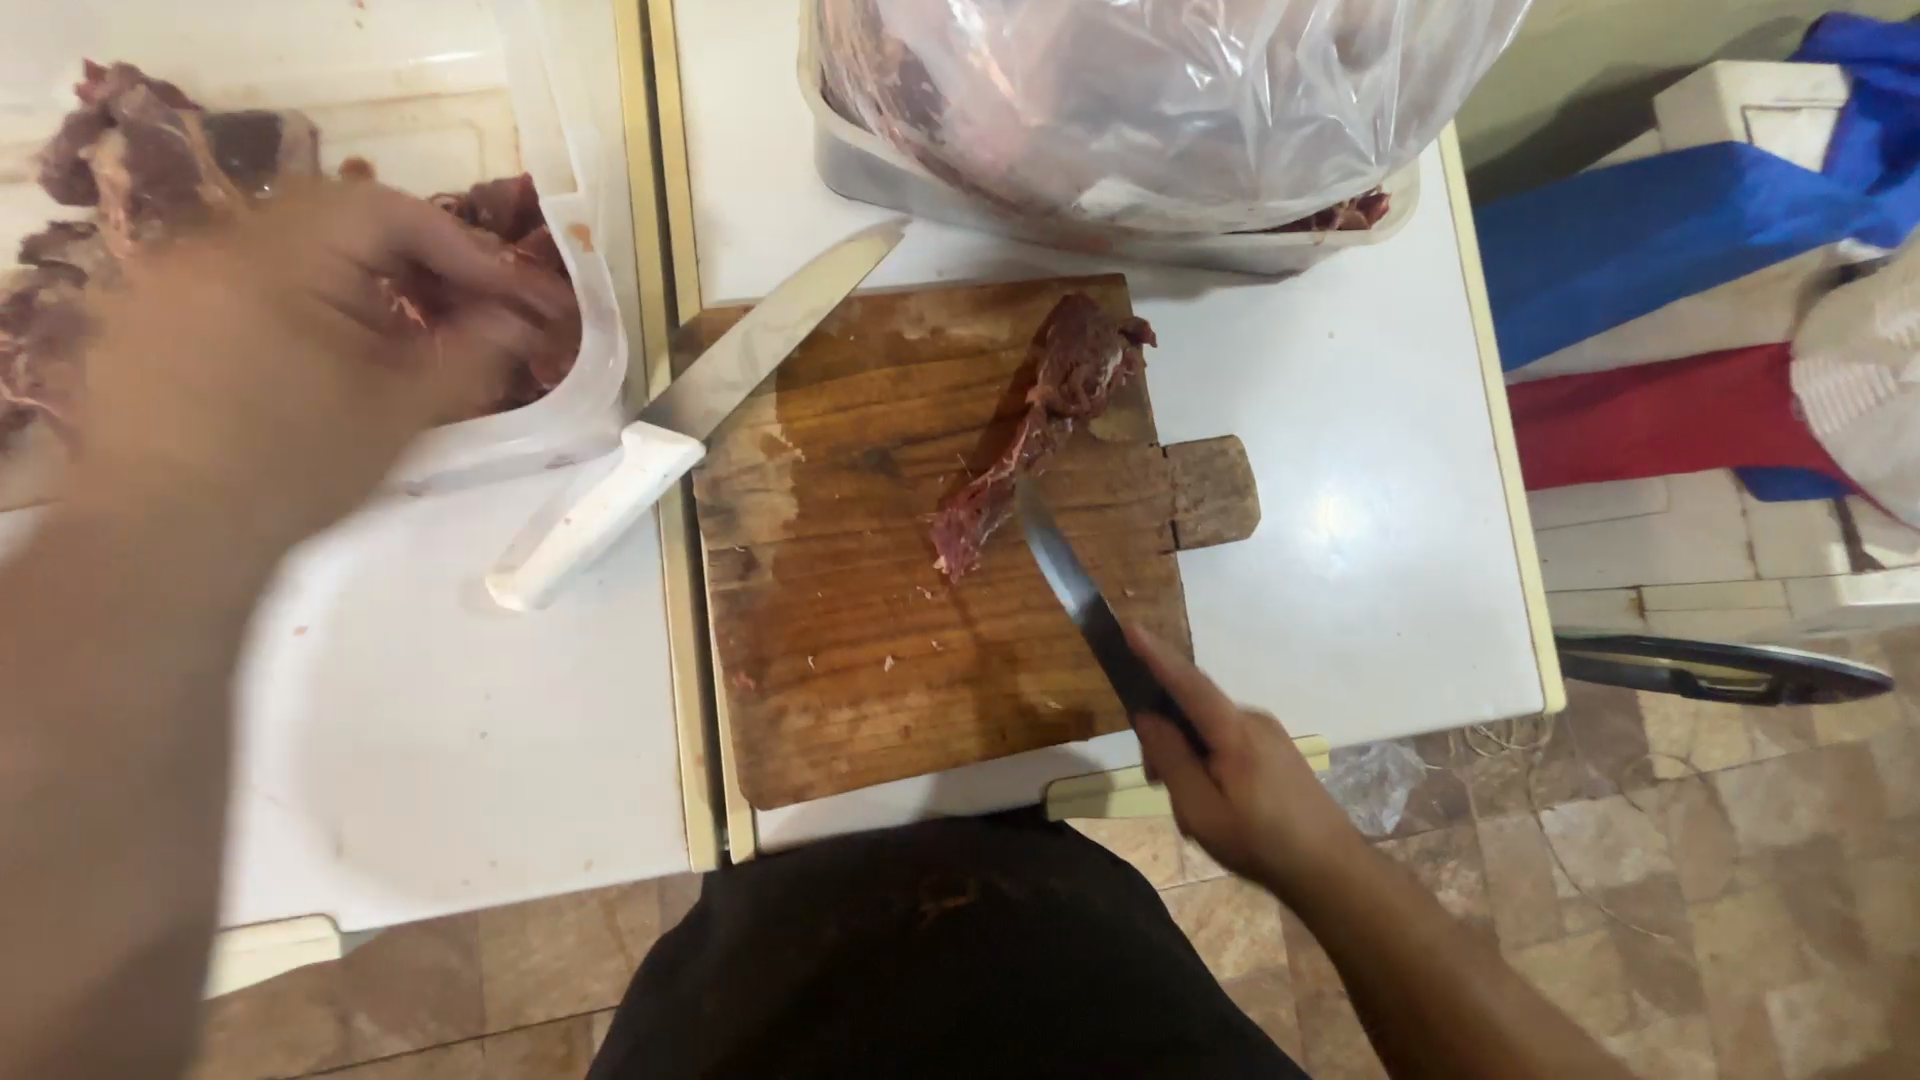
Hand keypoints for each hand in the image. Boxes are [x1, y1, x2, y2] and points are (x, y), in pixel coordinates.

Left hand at [63, 181, 572, 555]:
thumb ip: (474, 352)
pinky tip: (350, 352)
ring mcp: (177, 279)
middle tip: (476, 313)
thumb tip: (522, 320)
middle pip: (344, 223)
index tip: (511, 296)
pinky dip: (323, 301)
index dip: (463, 246)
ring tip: (420, 334)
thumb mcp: (406, 411)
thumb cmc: (299, 468)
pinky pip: (260, 282)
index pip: (387, 210)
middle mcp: (214, 249)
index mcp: (276, 262)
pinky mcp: (159, 315)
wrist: (170, 536)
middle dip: (425, 264)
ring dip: (376, 283)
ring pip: (302, 252)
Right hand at [1127, 625, 1364, 896]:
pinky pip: (1226, 743)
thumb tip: (1147, 717)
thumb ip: (1171, 759)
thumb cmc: (1263, 845)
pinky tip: (1212, 805)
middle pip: (1192, 709)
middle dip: (1165, 737)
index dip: (1156, 656)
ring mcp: (1268, 734)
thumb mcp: (1202, 811)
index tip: (1130, 628)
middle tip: (1156, 784)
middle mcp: (1253, 721)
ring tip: (1191, 809)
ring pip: (1207, 730)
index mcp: (1236, 732)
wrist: (1334, 873)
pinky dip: (1207, 764)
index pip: (1188, 683)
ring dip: (1187, 758)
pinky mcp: (1275, 751)